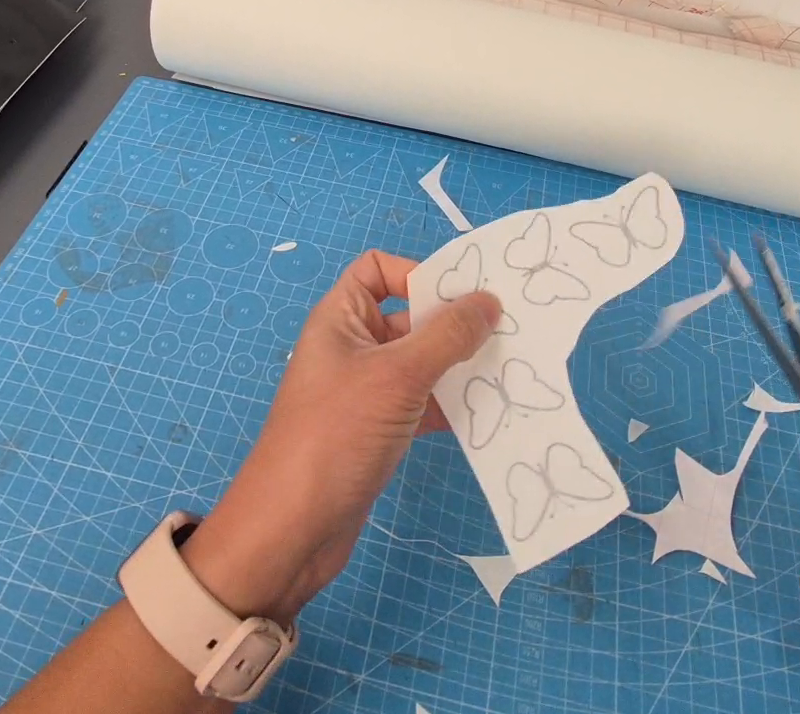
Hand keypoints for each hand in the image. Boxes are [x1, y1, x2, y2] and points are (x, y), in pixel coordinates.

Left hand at [181, 251, 500, 623]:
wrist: (292, 529)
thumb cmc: (337, 433)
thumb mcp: (397, 375)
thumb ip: (447, 335)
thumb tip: (489, 301)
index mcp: (342, 317)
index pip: (378, 270)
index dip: (417, 272)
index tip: (460, 298)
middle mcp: (352, 346)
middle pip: (409, 315)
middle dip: (453, 322)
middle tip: (507, 332)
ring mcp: (365, 389)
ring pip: (420, 362)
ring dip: (458, 365)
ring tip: (507, 370)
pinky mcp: (378, 428)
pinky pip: (421, 401)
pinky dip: (449, 404)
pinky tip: (486, 413)